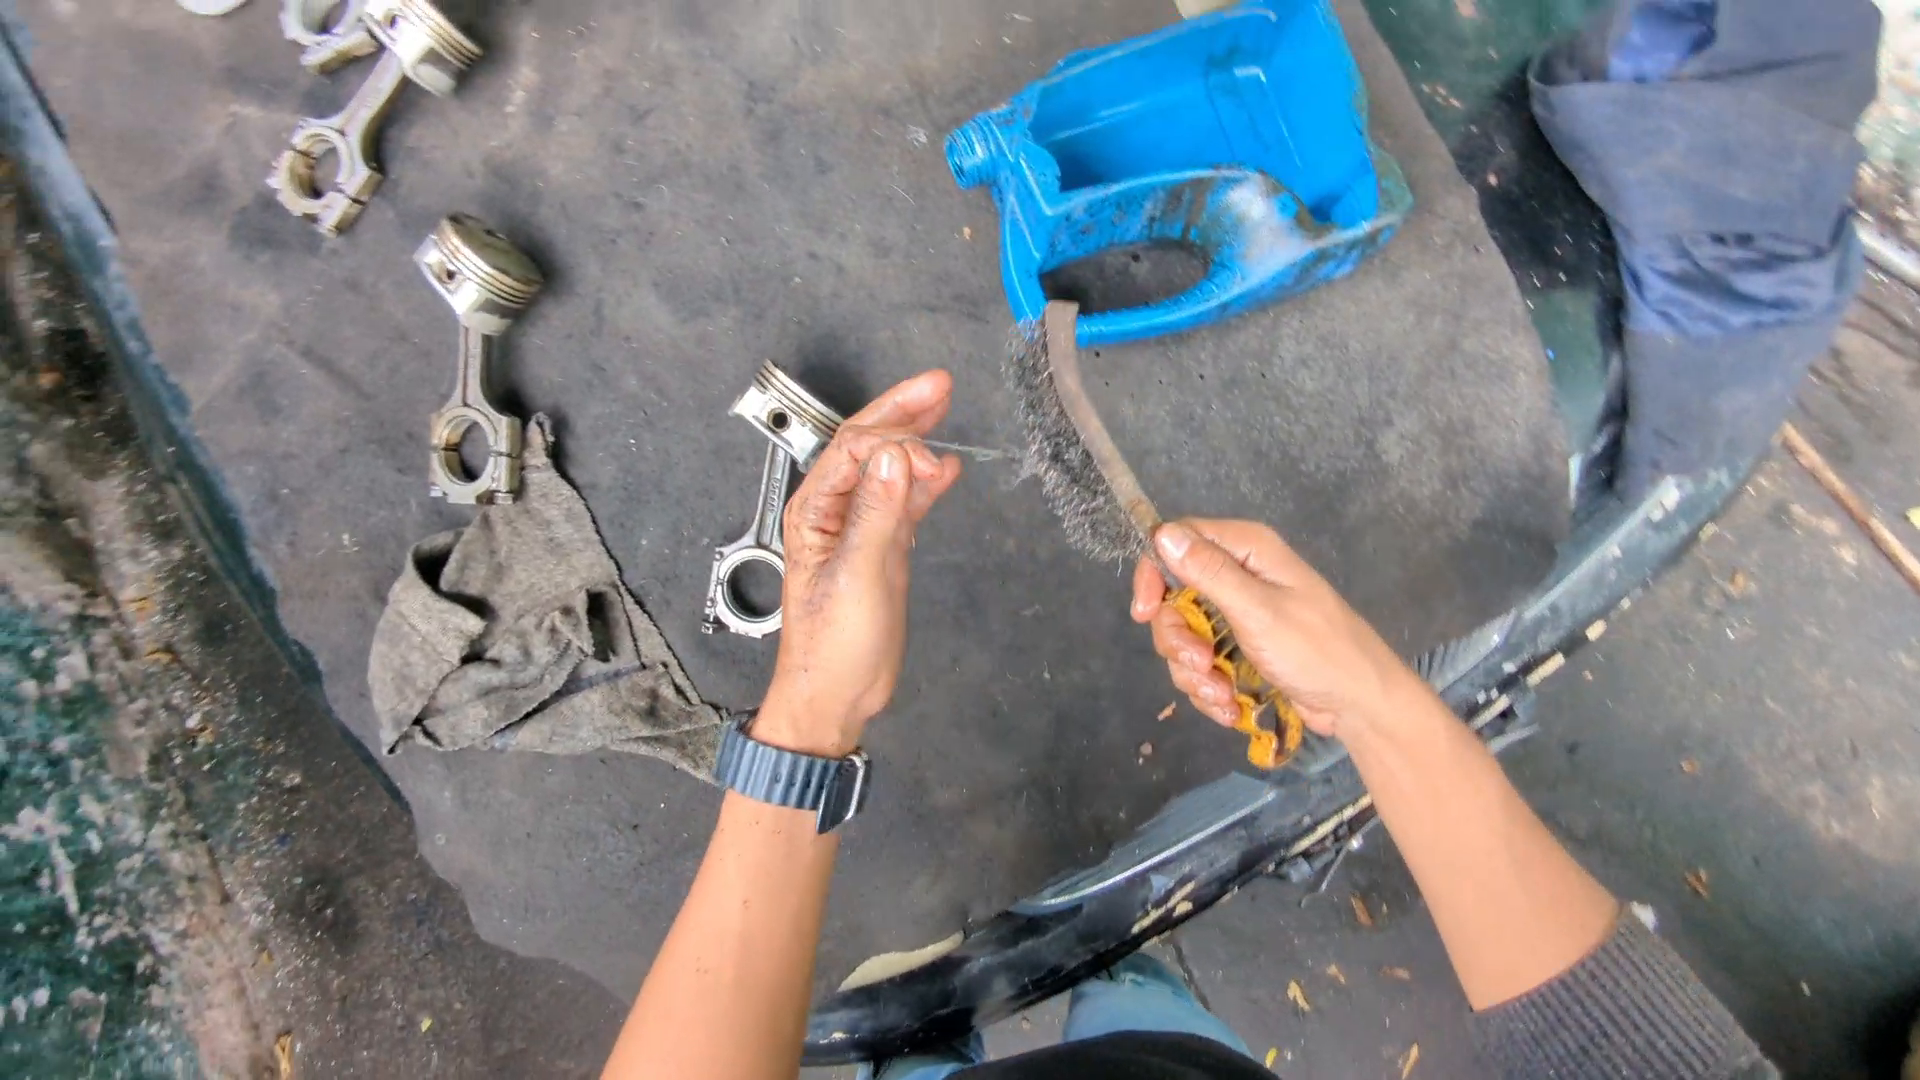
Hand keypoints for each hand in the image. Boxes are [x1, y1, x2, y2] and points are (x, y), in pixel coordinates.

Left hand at [754, 370, 963, 755]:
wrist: (837, 696)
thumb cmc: (836, 644)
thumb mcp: (857, 577)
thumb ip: (878, 514)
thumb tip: (898, 455)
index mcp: (815, 510)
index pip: (854, 451)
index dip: (893, 436)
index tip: (931, 447)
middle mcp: (835, 509)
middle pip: (869, 447)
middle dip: (902, 413)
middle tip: (941, 383)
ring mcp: (861, 527)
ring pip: (890, 471)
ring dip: (917, 441)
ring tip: (947, 411)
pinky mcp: (884, 548)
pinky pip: (905, 504)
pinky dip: (926, 485)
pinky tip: (947, 472)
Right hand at [1129, 519, 1424, 741]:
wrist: (1359, 705)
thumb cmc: (1317, 650)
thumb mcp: (1259, 611)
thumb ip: (1209, 573)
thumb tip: (1163, 534)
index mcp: (1245, 550)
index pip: (1176, 542)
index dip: (1153, 574)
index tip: (1144, 612)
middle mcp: (1237, 574)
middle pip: (1173, 597)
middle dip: (1179, 639)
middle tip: (1201, 664)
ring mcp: (1236, 613)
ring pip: (1182, 635)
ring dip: (1194, 671)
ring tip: (1222, 694)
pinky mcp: (1236, 646)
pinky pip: (1199, 662)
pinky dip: (1207, 686)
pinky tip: (1227, 704)